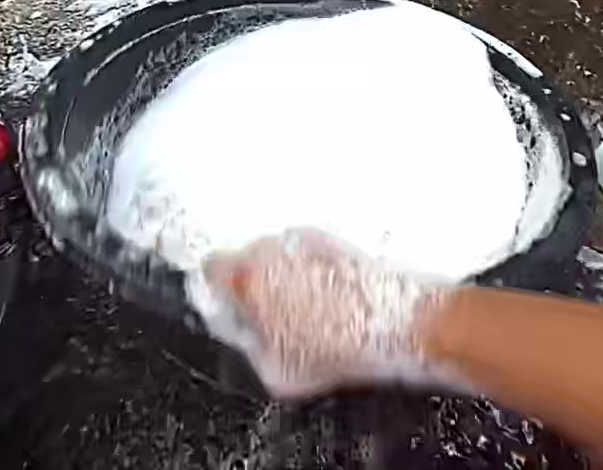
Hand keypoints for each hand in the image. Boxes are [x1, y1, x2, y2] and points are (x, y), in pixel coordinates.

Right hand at [193, 229, 448, 397]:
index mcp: (251, 275)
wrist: (390, 320)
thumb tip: (239, 325)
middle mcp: (276, 246)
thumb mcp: (271, 367)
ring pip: (277, 252)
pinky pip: (304, 250)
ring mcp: (305, 236)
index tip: (226, 302)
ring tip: (305, 306)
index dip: (215, 286)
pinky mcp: (330, 235)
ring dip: (281, 272)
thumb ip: (244, 338)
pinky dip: (306, 266)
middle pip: (247, 257)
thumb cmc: (335, 345)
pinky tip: (324, 295)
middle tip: (269, 311)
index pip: (212, 266)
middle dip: (253, 280)